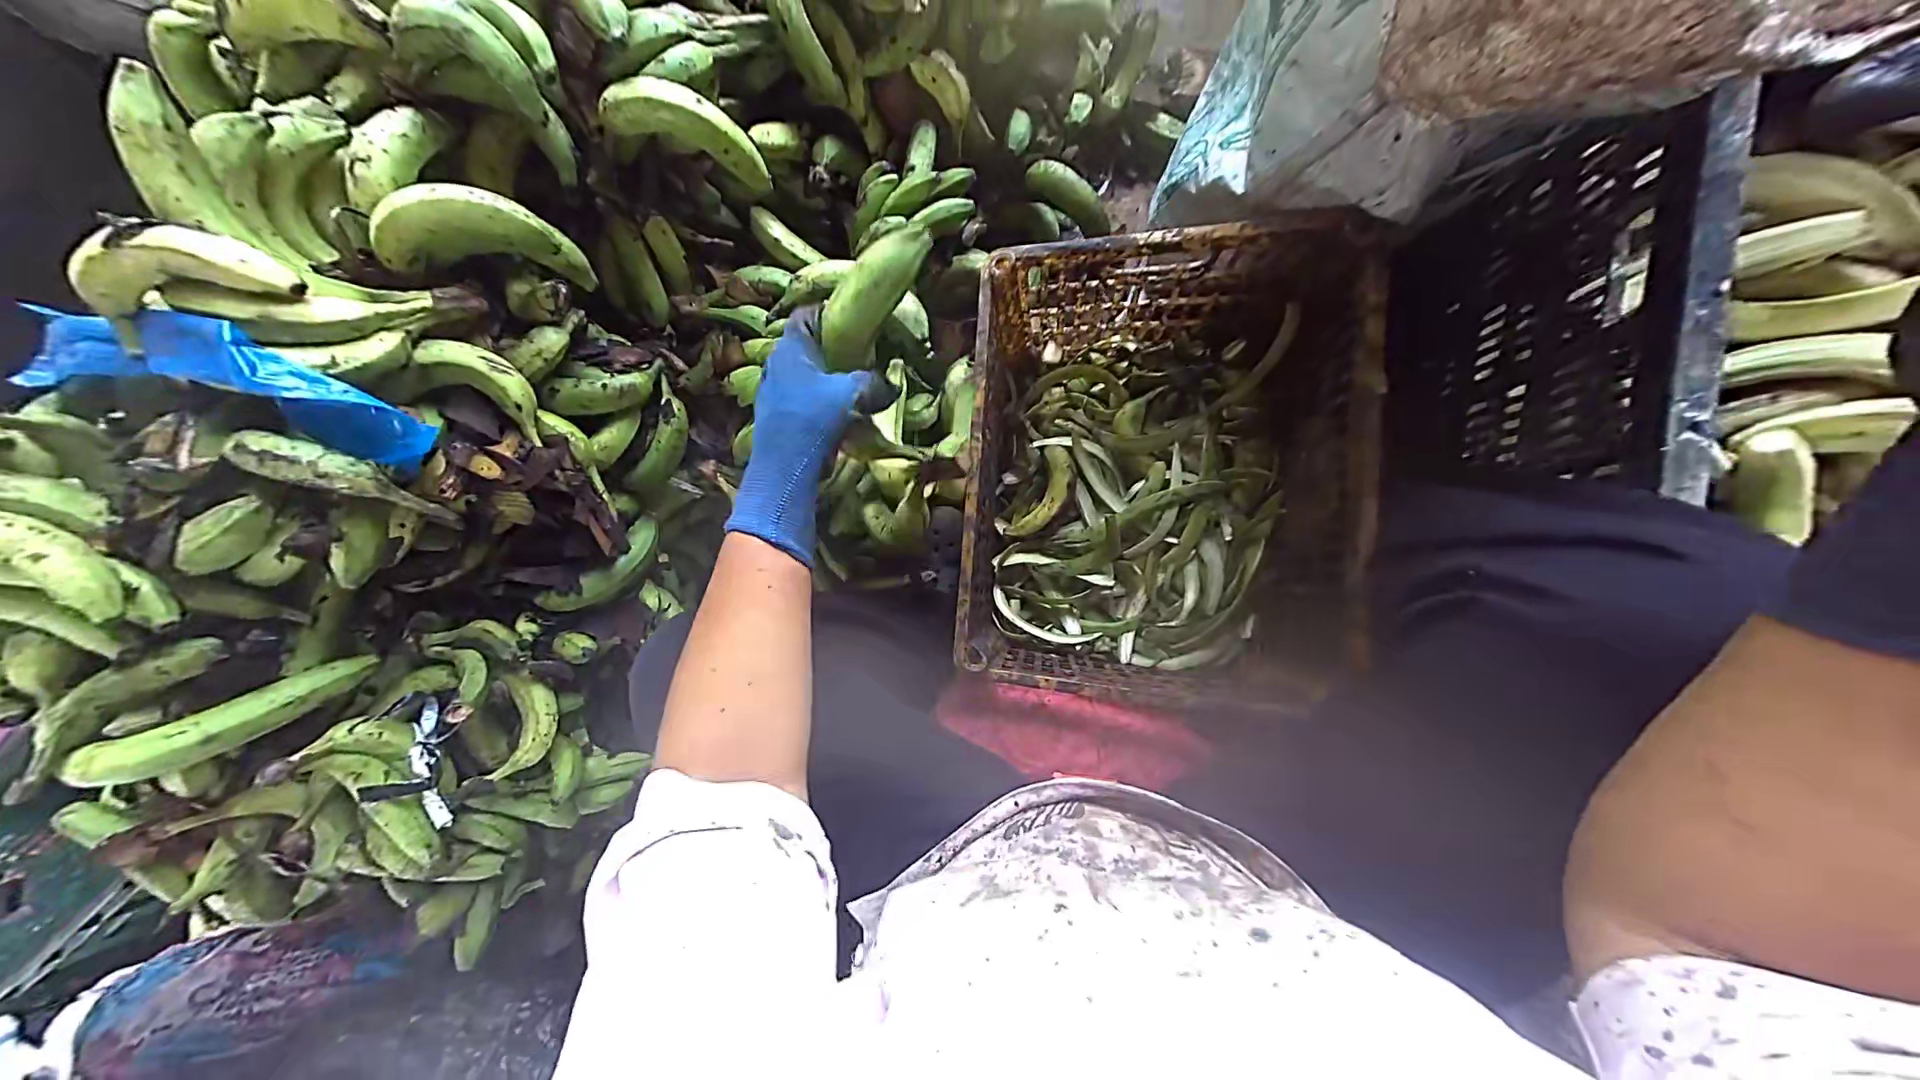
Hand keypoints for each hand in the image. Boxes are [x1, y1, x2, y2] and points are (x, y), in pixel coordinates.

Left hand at [724, 308, 873, 566]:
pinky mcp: (778, 418)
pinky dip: (823, 405)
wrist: (785, 468)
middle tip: (862, 358)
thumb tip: (890, 384)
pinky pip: (805, 402)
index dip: (829, 312)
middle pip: (809, 347)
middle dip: (835, 352)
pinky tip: (843, 420)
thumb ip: (872, 382)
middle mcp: (777, 365)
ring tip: (856, 391)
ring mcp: (774, 392)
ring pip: (807, 377)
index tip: (853, 321)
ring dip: (830, 382)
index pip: (806, 315)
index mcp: (790, 348)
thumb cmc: (813, 419)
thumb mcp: (851, 392)